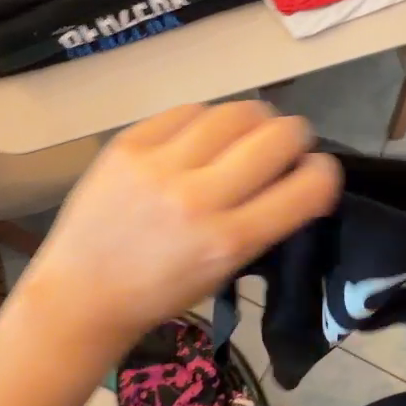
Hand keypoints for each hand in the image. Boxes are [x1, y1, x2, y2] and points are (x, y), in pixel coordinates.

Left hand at [15, 101, 340, 349]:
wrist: (81, 294)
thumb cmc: (161, 293)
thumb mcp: (225, 271)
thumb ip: (262, 224)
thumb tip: (294, 174)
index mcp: (230, 241)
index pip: (308, 186)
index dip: (324, 171)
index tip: (316, 170)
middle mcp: (199, 198)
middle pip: (277, 136)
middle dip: (295, 136)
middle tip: (286, 144)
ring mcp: (160, 166)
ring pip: (236, 113)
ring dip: (255, 120)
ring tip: (246, 132)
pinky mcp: (128, 145)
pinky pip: (188, 111)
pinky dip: (206, 120)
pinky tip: (201, 135)